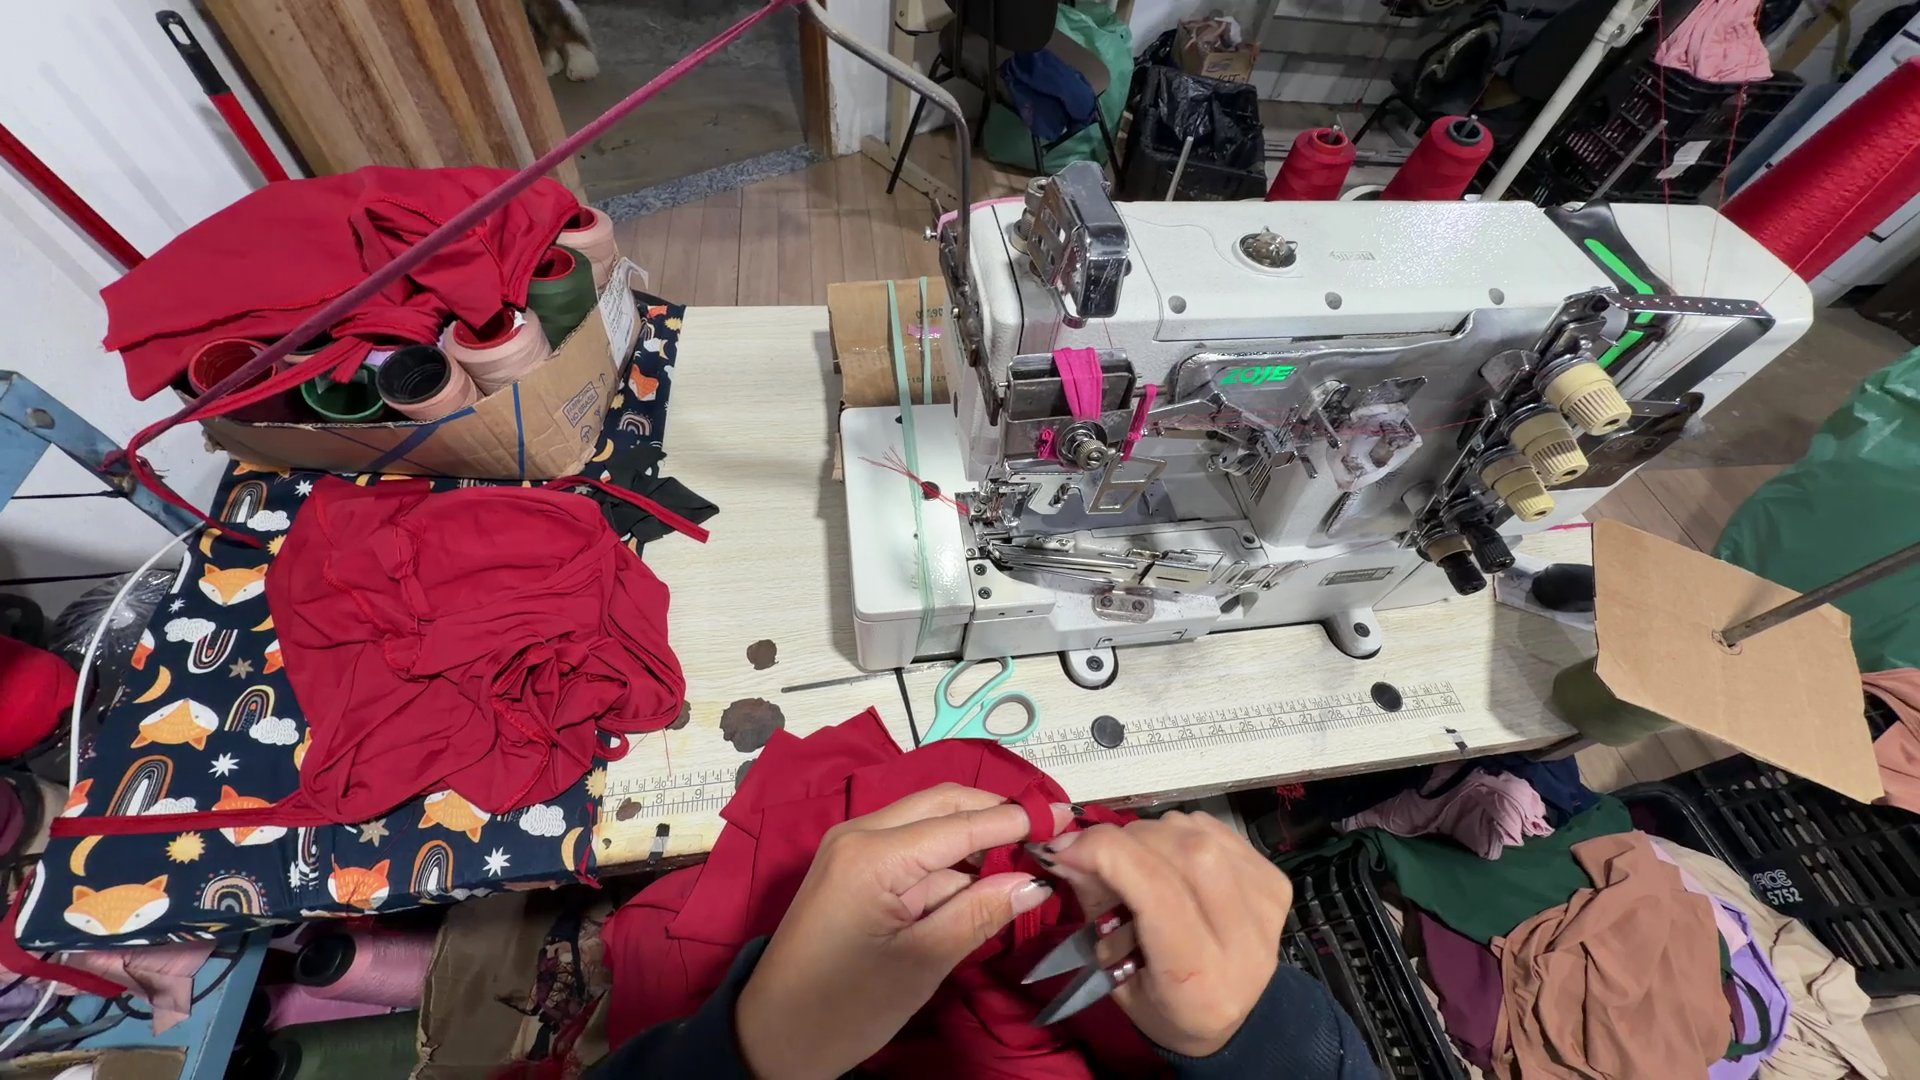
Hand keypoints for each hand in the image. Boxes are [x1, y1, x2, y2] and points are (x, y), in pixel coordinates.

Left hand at [734, 784, 1065, 1079]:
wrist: (772, 1035)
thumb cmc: (847, 1007)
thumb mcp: (922, 964)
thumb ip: (979, 913)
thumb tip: (1034, 880)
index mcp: (874, 856)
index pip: (961, 824)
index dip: (1015, 819)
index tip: (1063, 815)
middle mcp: (860, 832)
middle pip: (943, 802)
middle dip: (994, 812)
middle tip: (1044, 830)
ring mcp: (852, 842)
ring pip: (927, 817)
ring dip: (972, 832)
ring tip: (1019, 856)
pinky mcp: (852, 858)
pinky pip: (910, 839)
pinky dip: (946, 852)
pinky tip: (974, 875)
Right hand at [1037, 811, 1291, 1057]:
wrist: (1235, 1019)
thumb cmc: (1164, 1004)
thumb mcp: (1114, 972)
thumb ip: (1093, 904)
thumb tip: (1065, 848)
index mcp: (1200, 978)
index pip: (1158, 892)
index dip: (1107, 854)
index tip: (1066, 848)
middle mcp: (1244, 941)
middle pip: (1183, 851)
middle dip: (1126, 839)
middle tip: (1098, 854)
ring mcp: (1266, 906)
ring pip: (1196, 831)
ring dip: (1150, 832)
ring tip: (1137, 860)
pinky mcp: (1274, 881)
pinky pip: (1212, 828)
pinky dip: (1178, 830)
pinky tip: (1170, 857)